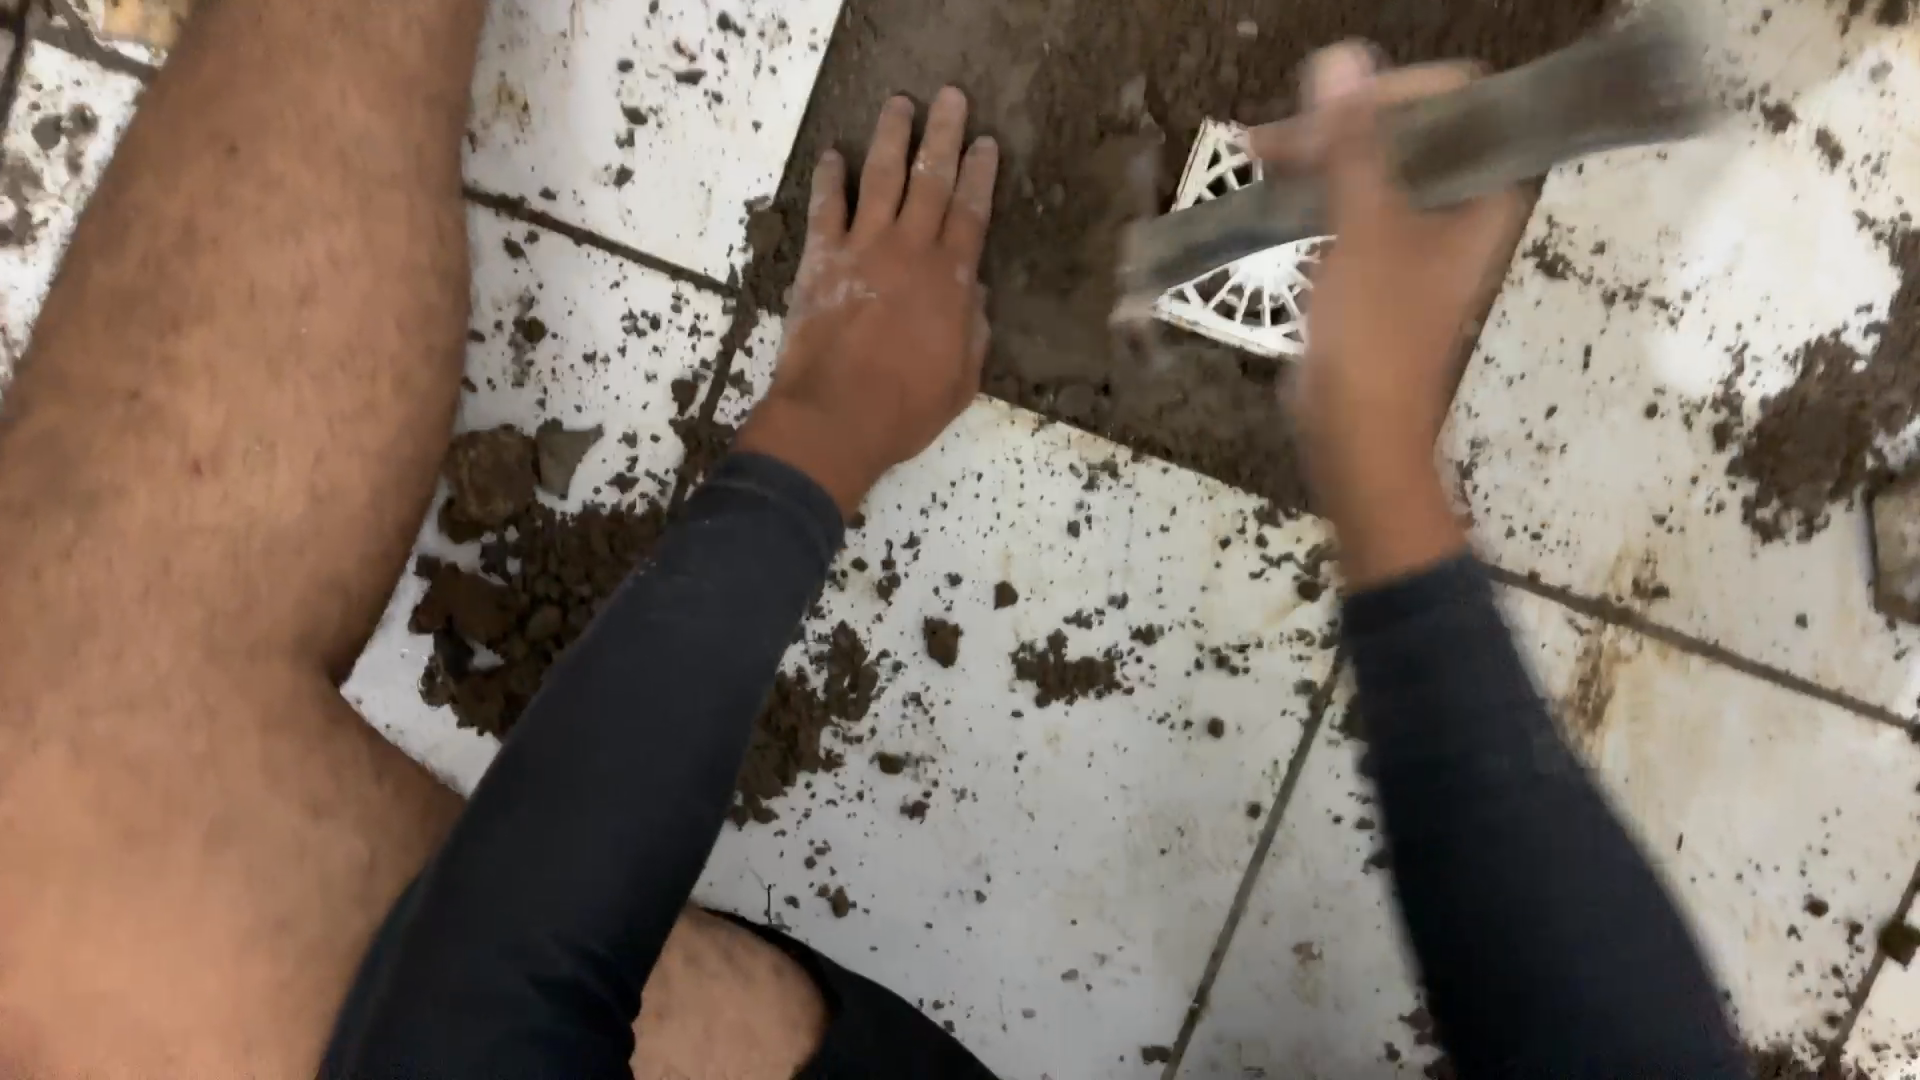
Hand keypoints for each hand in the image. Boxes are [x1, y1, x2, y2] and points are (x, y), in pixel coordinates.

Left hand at [737, 88, 998, 517]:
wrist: (835, 417)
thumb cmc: (905, 410)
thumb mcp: (961, 382)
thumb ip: (974, 333)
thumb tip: (976, 295)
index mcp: (950, 282)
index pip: (970, 214)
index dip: (980, 176)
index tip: (985, 144)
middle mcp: (910, 252)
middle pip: (931, 180)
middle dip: (944, 136)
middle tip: (951, 99)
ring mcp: (862, 250)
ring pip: (881, 178)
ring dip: (891, 138)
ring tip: (899, 105)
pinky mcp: (821, 260)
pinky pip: (826, 207)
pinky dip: (830, 179)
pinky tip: (834, 156)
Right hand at [1252, 46, 1528, 586]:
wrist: (1355, 435)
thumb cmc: (1372, 340)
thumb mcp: (1363, 234)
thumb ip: (1353, 147)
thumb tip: (1339, 58)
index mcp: (1481, 191)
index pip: (1450, 102)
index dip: (1387, 97)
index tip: (1324, 117)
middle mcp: (1456, 208)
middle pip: (1404, 136)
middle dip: (1335, 131)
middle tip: (1266, 142)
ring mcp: (1414, 242)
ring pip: (1369, 174)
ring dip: (1316, 163)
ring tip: (1256, 162)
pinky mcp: (1374, 273)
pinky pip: (1347, 213)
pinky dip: (1310, 201)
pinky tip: (1270, 202)